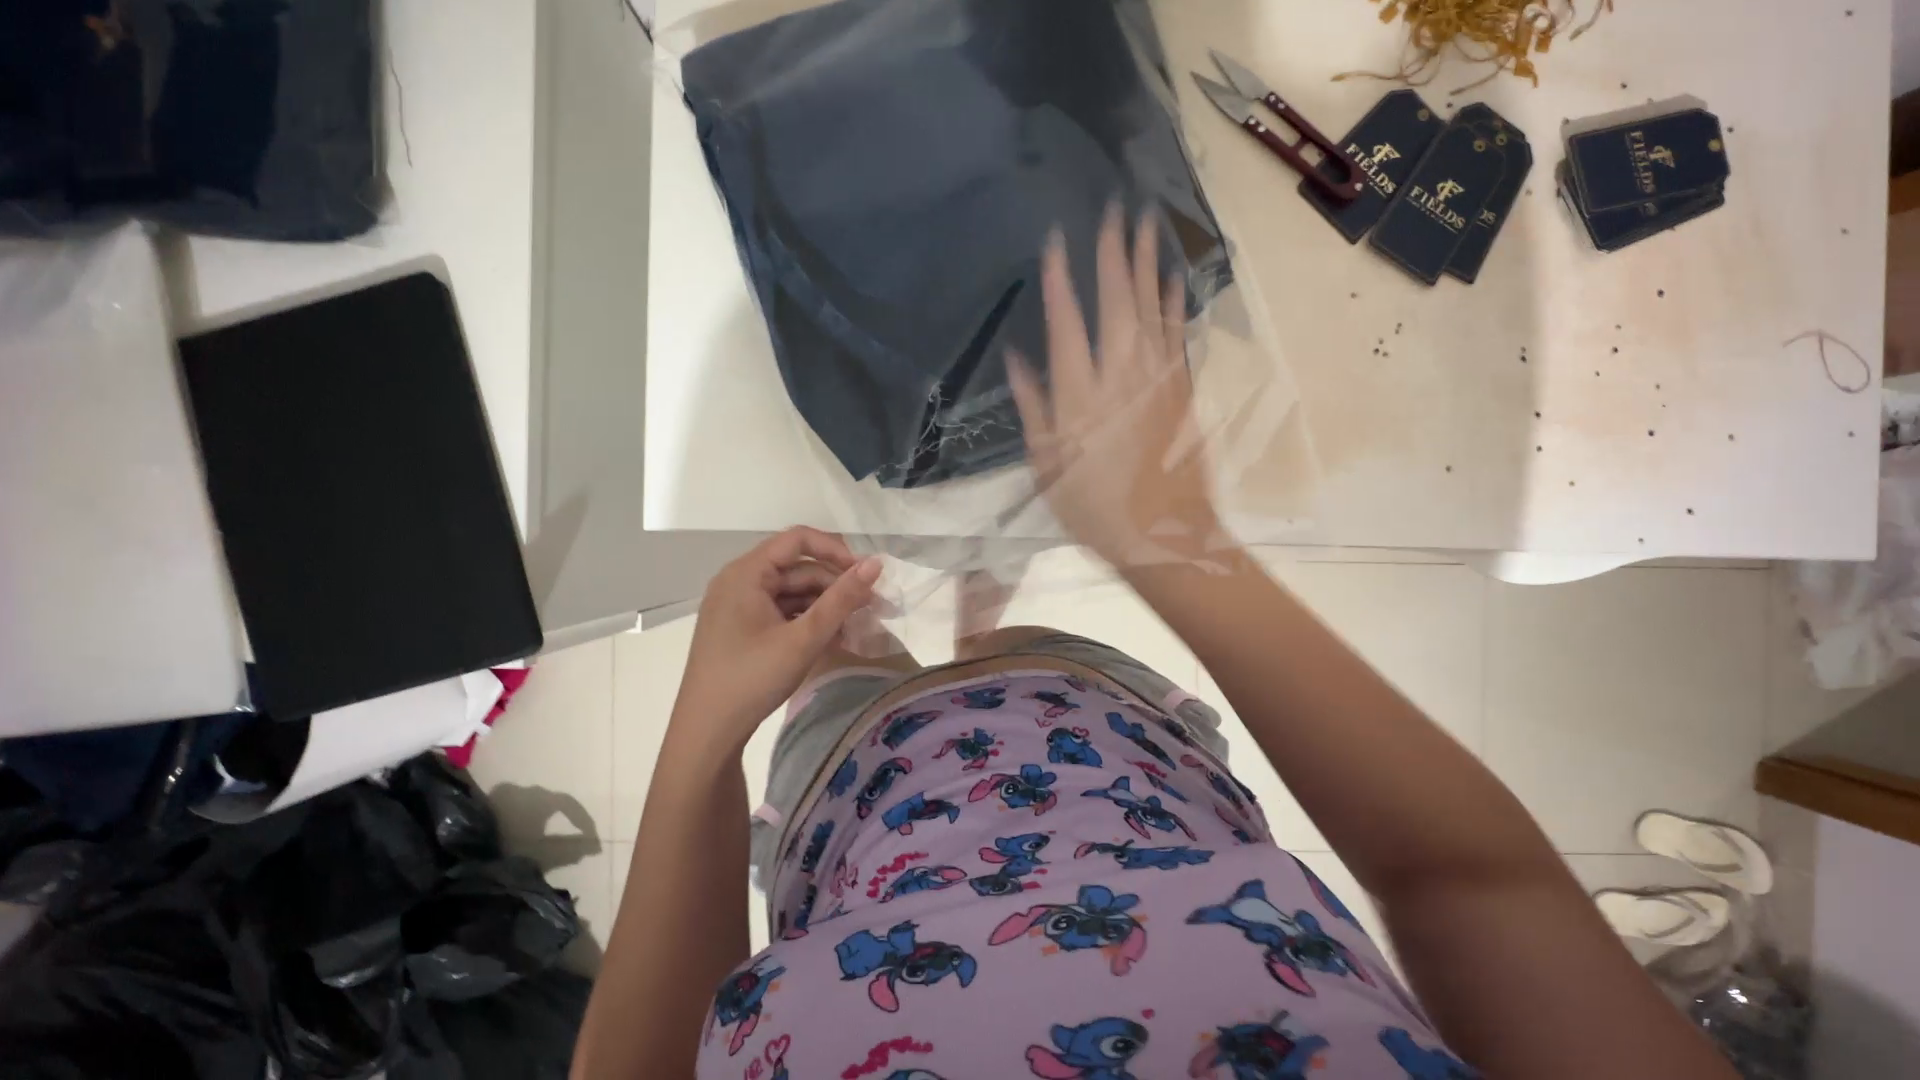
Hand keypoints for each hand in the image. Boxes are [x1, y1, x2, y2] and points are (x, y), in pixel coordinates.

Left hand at [673, 527, 882, 747]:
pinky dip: (807, 621)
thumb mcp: (803, 639)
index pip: (798, 539)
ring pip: (792, 592)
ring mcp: (738, 606)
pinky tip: (833, 639)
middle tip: (872, 608)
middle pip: (797, 567)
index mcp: (746, 573)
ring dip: (825, 606)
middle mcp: (739, 581)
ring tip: (857, 628)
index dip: (836, 550)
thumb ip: (841, 599)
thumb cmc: (752, 679)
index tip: (867, 575)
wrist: (707, 731)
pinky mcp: (741, 628)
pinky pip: (781, 612)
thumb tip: (876, 564)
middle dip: (836, 585)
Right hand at [1007, 206, 1224, 566]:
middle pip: (1116, 300)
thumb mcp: (1047, 464)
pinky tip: (1173, 277)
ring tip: (1146, 223)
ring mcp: (1156, 378)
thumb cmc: (1093, 507)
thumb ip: (1033, 406)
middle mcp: (1119, 373)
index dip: (1059, 278)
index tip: (1056, 239)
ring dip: (1147, 263)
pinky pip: (1177, 333)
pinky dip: (1174, 302)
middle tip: (1115, 207)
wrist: (1164, 535)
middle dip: (1113, 252)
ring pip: (1151, 307)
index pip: (1066, 321)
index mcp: (1079, 393)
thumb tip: (1017, 359)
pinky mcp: (1180, 388)